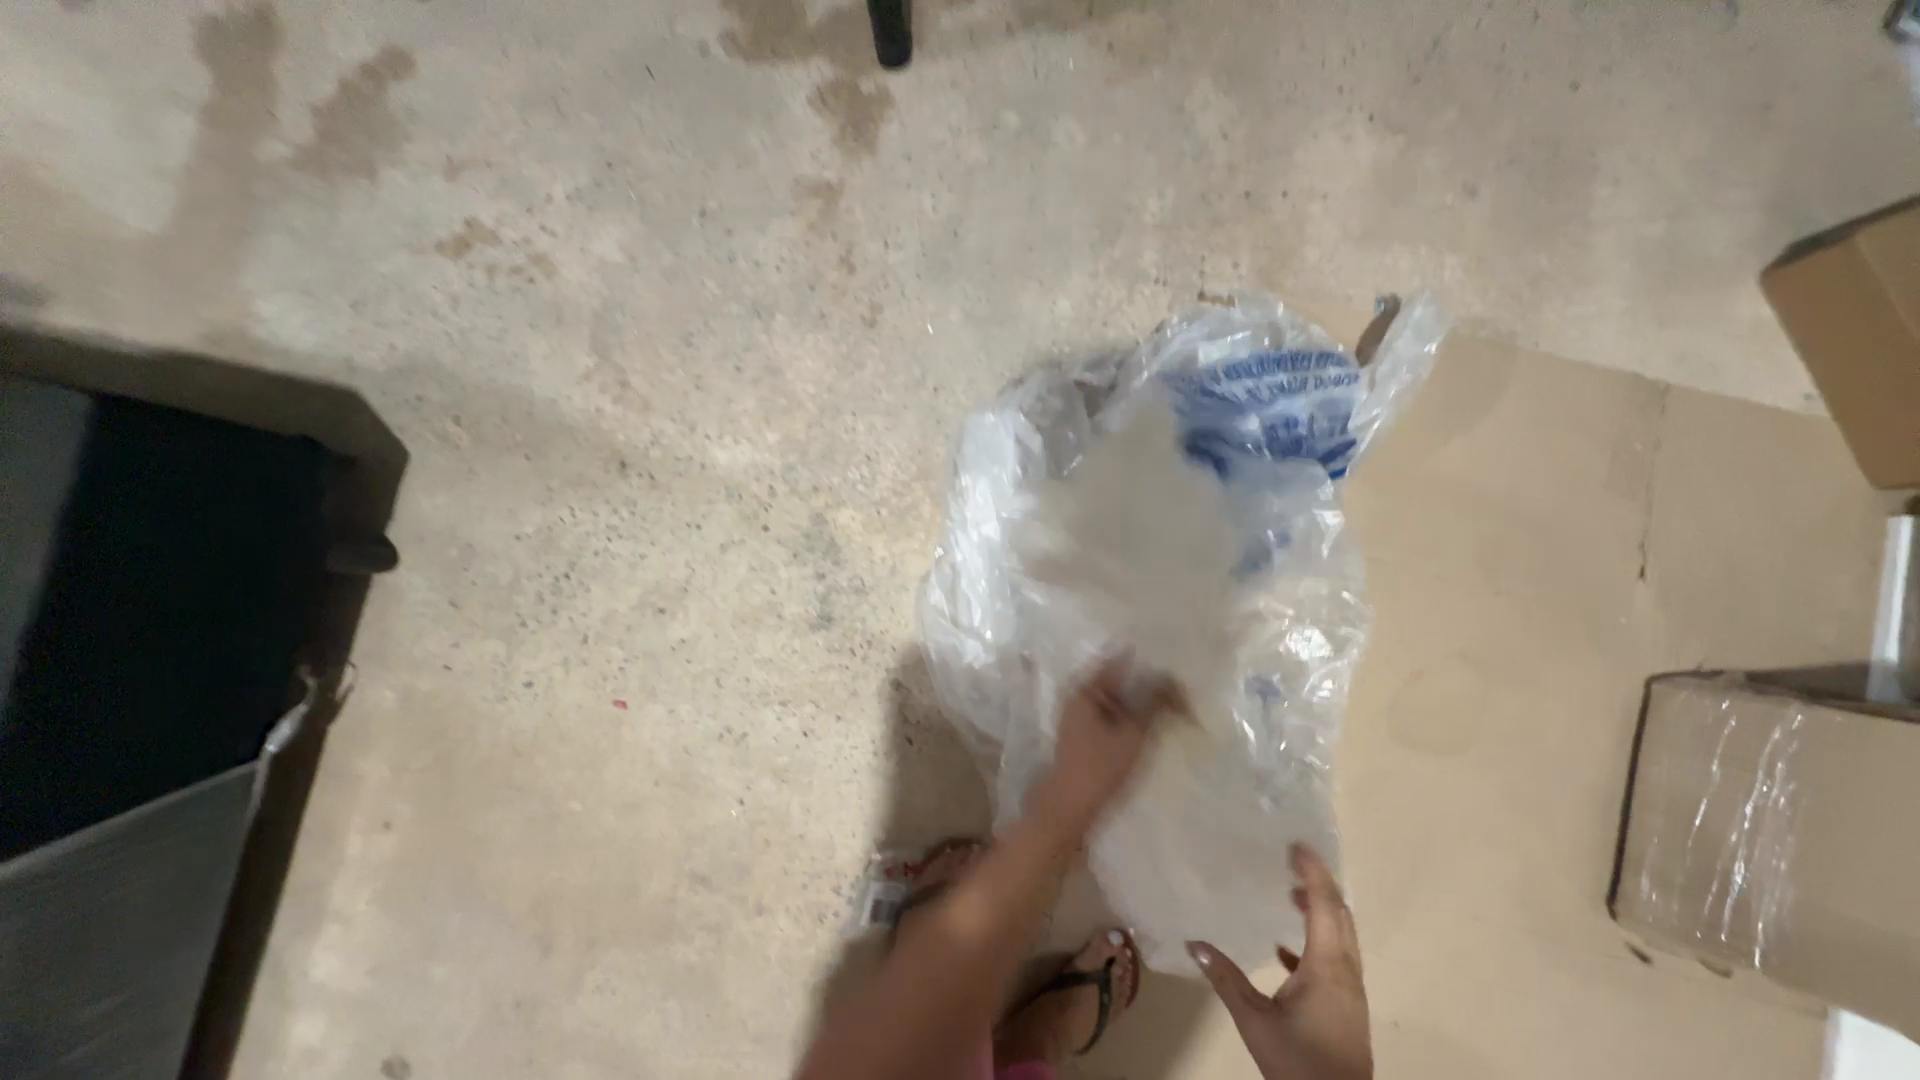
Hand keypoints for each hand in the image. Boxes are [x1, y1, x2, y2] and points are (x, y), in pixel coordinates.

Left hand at [1035, 653, 1186, 827]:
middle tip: (1185, 686)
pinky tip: (1159, 719)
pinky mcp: (1088, 731)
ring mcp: (1082, 713)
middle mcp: (1081, 694)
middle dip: (1152, 681)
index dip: (1151, 660)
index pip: (1122, 660)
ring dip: (1146, 698)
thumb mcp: (1132, 734)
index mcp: (1085, 688)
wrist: (1069, 808)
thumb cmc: (1098, 768)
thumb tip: (1174, 679)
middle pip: (1122, 677)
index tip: (1179, 662)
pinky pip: (1116, 712)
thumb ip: (1154, 704)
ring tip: (1178, 701)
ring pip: (1121, 696)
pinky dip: (1136, 713)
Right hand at [1187, 844, 1371, 1079]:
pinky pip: (1336, 958)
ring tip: (1291, 892)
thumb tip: (1194, 942)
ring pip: (1342, 935)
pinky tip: (1285, 949)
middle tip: (1293, 858)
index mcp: (1327, 967)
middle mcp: (1346, 972)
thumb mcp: (1254, 1019)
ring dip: (1321, 909)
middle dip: (1320, 884)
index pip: (1324, 906)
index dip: (1313, 873)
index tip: (1297, 845)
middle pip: (1340, 915)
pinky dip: (1316, 940)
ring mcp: (1351, 990)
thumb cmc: (1296, 1061)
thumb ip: (1225, 978)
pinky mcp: (1347, 1006)